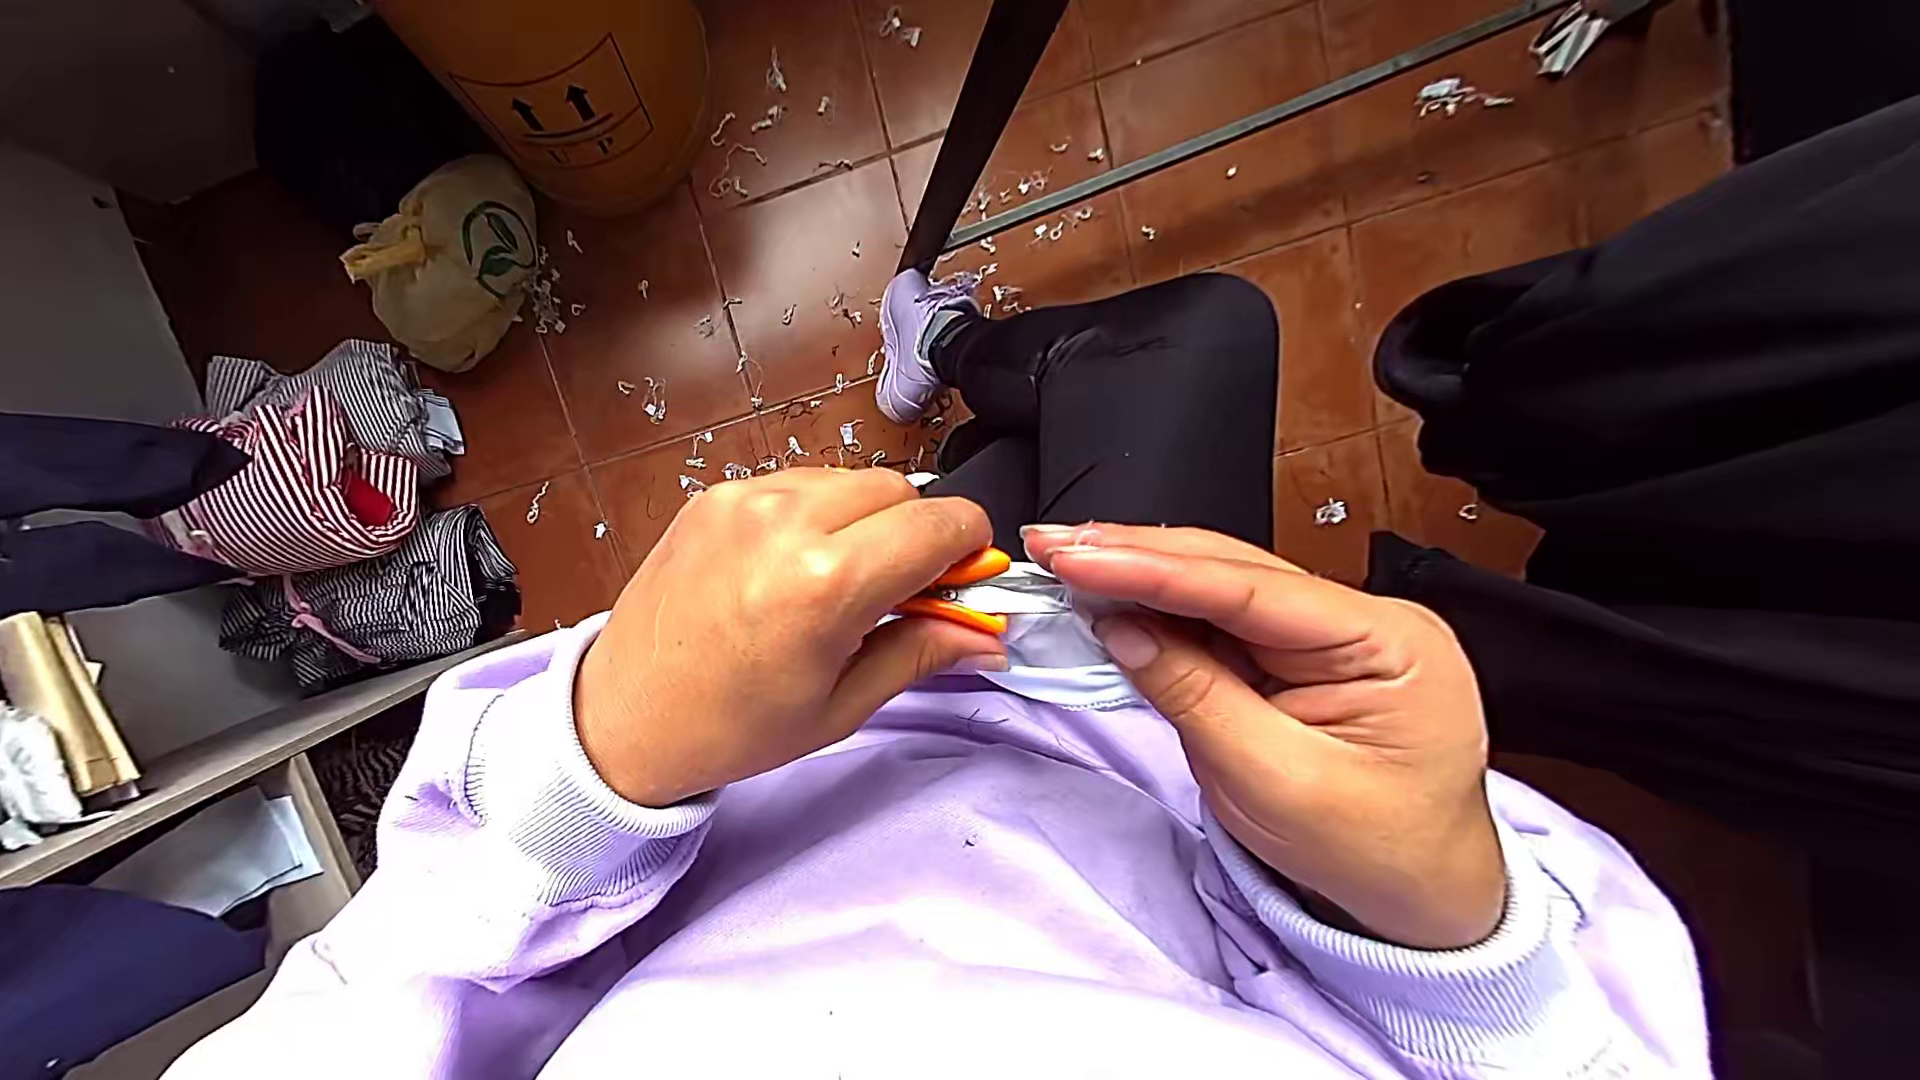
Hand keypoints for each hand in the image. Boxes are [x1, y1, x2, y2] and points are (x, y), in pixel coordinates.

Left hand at [573, 468, 1002, 806]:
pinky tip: (802, 557)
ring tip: (847, 572)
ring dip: (873, 518)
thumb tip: (987, 636)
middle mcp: (786, 522)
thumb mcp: (844, 704)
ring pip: (855, 479)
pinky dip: (825, 511)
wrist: (621, 717)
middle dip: (921, 530)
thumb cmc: (734, 727)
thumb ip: (924, 651)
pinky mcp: (719, 493)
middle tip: (905, 583)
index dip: (970, 544)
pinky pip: (804, 482)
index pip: (940, 524)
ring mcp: (746, 498)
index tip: (965, 571)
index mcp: (826, 585)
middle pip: (902, 489)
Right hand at [1029, 524, 1503, 949]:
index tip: (1080, 558)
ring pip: (1208, 581)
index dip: (1153, 569)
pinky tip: (1107, 591)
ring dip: (1133, 572)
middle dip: (1131, 554)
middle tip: (1056, 543)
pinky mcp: (1281, 646)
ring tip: (1067, 559)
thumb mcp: (1273, 782)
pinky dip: (1150, 604)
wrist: (1415, 895)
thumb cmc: (1371, 851)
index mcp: (1387, 641)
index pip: (1246, 587)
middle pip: (1224, 566)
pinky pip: (1206, 615)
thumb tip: (1120, 628)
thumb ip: (1192, 694)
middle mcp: (1354, 616)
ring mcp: (1316, 627)